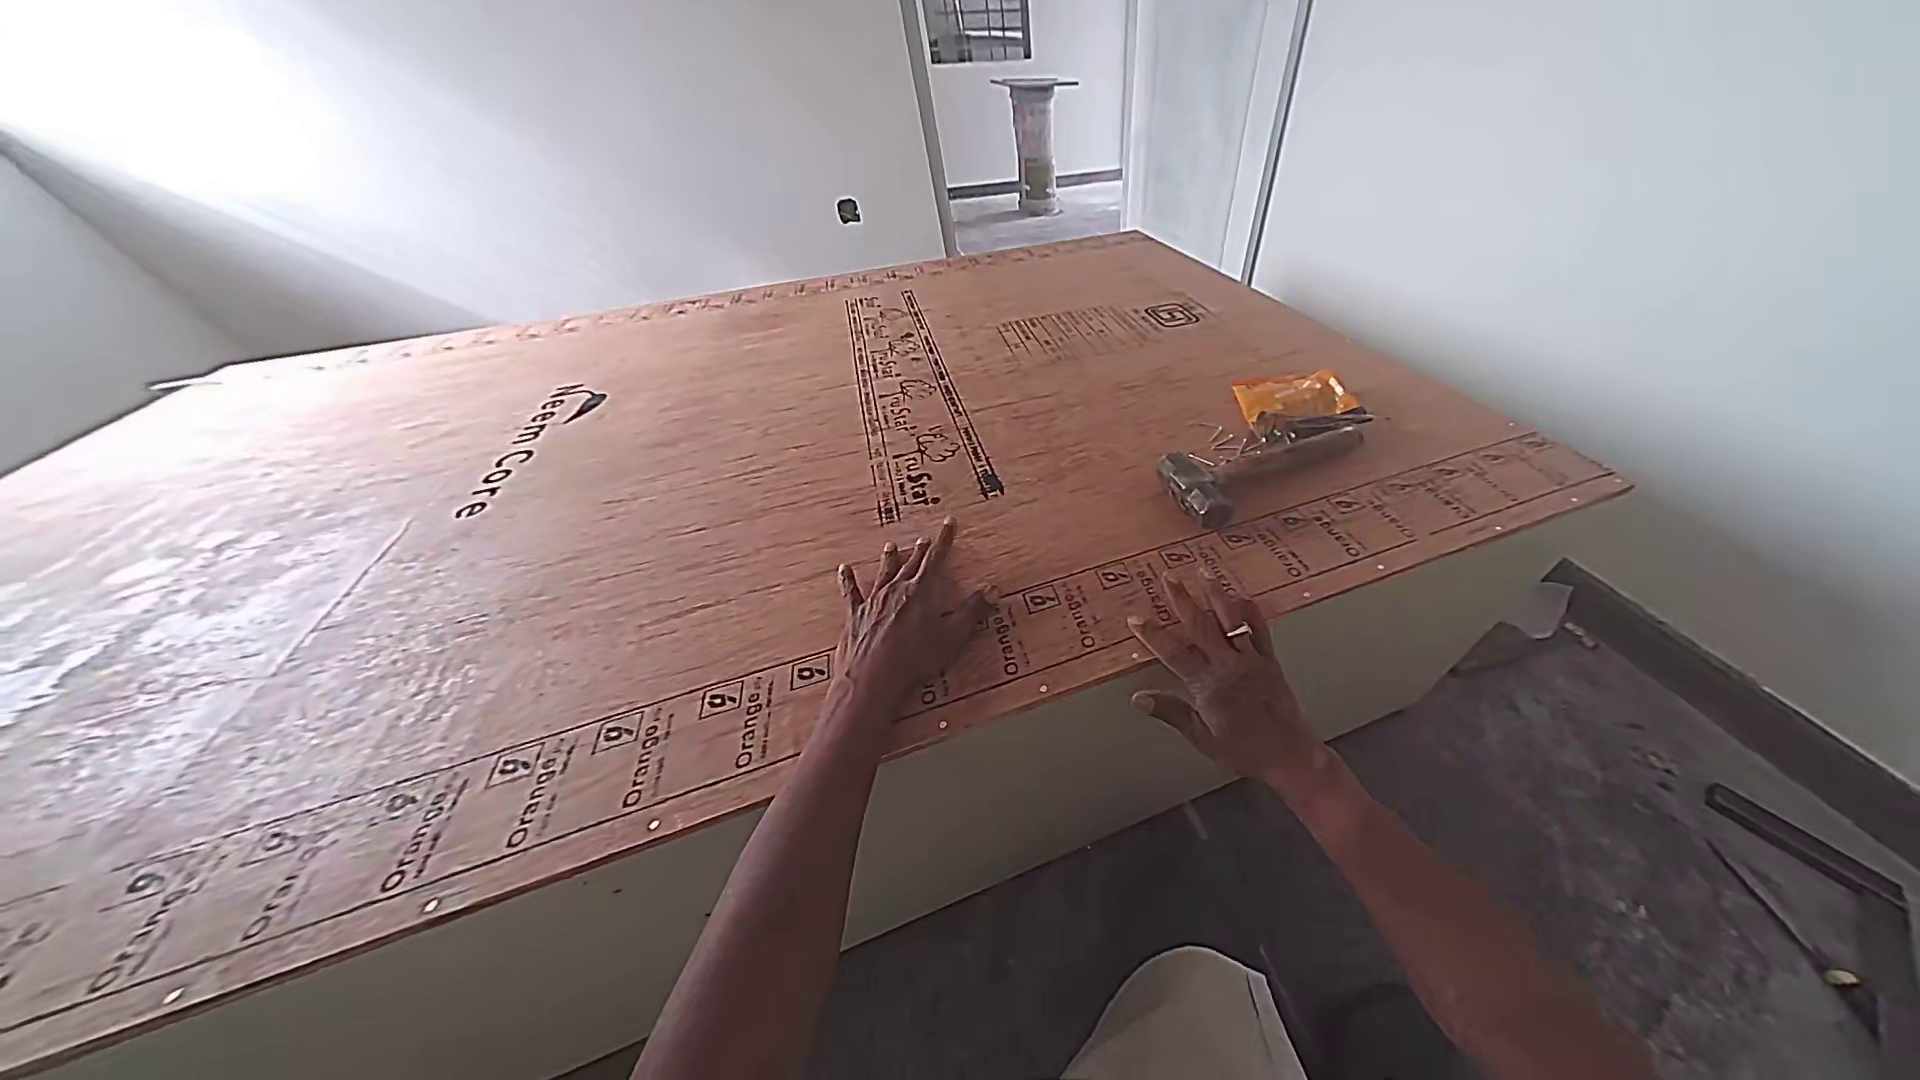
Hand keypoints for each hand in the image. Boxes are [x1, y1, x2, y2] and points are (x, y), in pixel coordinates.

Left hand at [833, 517, 991, 713]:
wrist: (873, 677)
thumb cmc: (914, 659)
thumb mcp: (952, 636)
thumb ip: (972, 611)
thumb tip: (992, 589)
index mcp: (921, 592)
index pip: (936, 558)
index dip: (944, 540)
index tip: (948, 523)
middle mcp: (896, 590)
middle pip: (911, 564)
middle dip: (920, 550)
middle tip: (924, 538)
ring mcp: (874, 601)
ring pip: (884, 573)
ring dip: (889, 560)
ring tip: (891, 546)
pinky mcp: (856, 615)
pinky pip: (851, 592)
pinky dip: (848, 580)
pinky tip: (844, 569)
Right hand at [1127, 571, 1328, 794]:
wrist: (1291, 756)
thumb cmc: (1243, 751)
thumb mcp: (1202, 737)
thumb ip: (1171, 712)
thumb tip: (1138, 699)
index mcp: (1208, 685)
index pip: (1173, 653)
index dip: (1152, 634)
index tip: (1135, 618)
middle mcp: (1229, 666)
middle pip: (1200, 626)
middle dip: (1182, 599)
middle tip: (1168, 576)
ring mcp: (1252, 660)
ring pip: (1231, 620)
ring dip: (1216, 594)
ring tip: (1205, 571)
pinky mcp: (1270, 661)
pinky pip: (1260, 630)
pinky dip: (1250, 611)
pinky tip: (1241, 596)